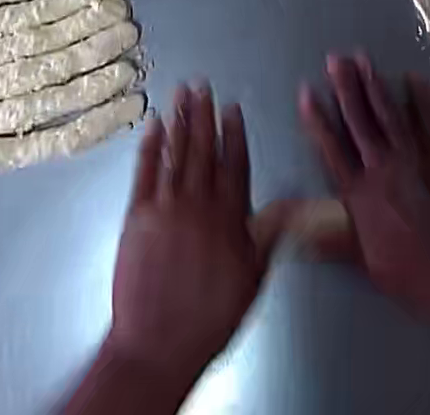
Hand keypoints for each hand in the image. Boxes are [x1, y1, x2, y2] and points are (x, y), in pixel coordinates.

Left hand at [100, 84, 273, 388]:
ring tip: (182, 93)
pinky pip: (144, 172)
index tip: (232, 107)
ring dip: (180, 120)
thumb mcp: (252, 276)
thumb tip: (293, 202)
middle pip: (203, 149)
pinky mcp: (137, 215)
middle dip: (204, 114)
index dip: (234, 132)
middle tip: (203, 85)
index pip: (234, 162)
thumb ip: (270, 232)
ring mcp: (166, 206)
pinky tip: (153, 126)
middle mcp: (198, 202)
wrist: (158, 344)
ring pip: (176, 153)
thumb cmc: (209, 315)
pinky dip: (150, 147)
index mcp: (228, 215)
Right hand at [295, 53, 429, 327]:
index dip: (317, 119)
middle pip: (360, 120)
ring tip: (363, 58)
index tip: (306, 91)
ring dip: (374, 84)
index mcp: (362, 194)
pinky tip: (413, 77)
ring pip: (389, 113)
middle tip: (335, 58)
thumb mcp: (370, 266)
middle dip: (345, 87)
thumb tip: (297, 232)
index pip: (332, 149)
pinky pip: (428, 120)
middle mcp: (384, 167)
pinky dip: (420, 98)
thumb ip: (335, 241)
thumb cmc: (420, 274)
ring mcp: (415, 156)